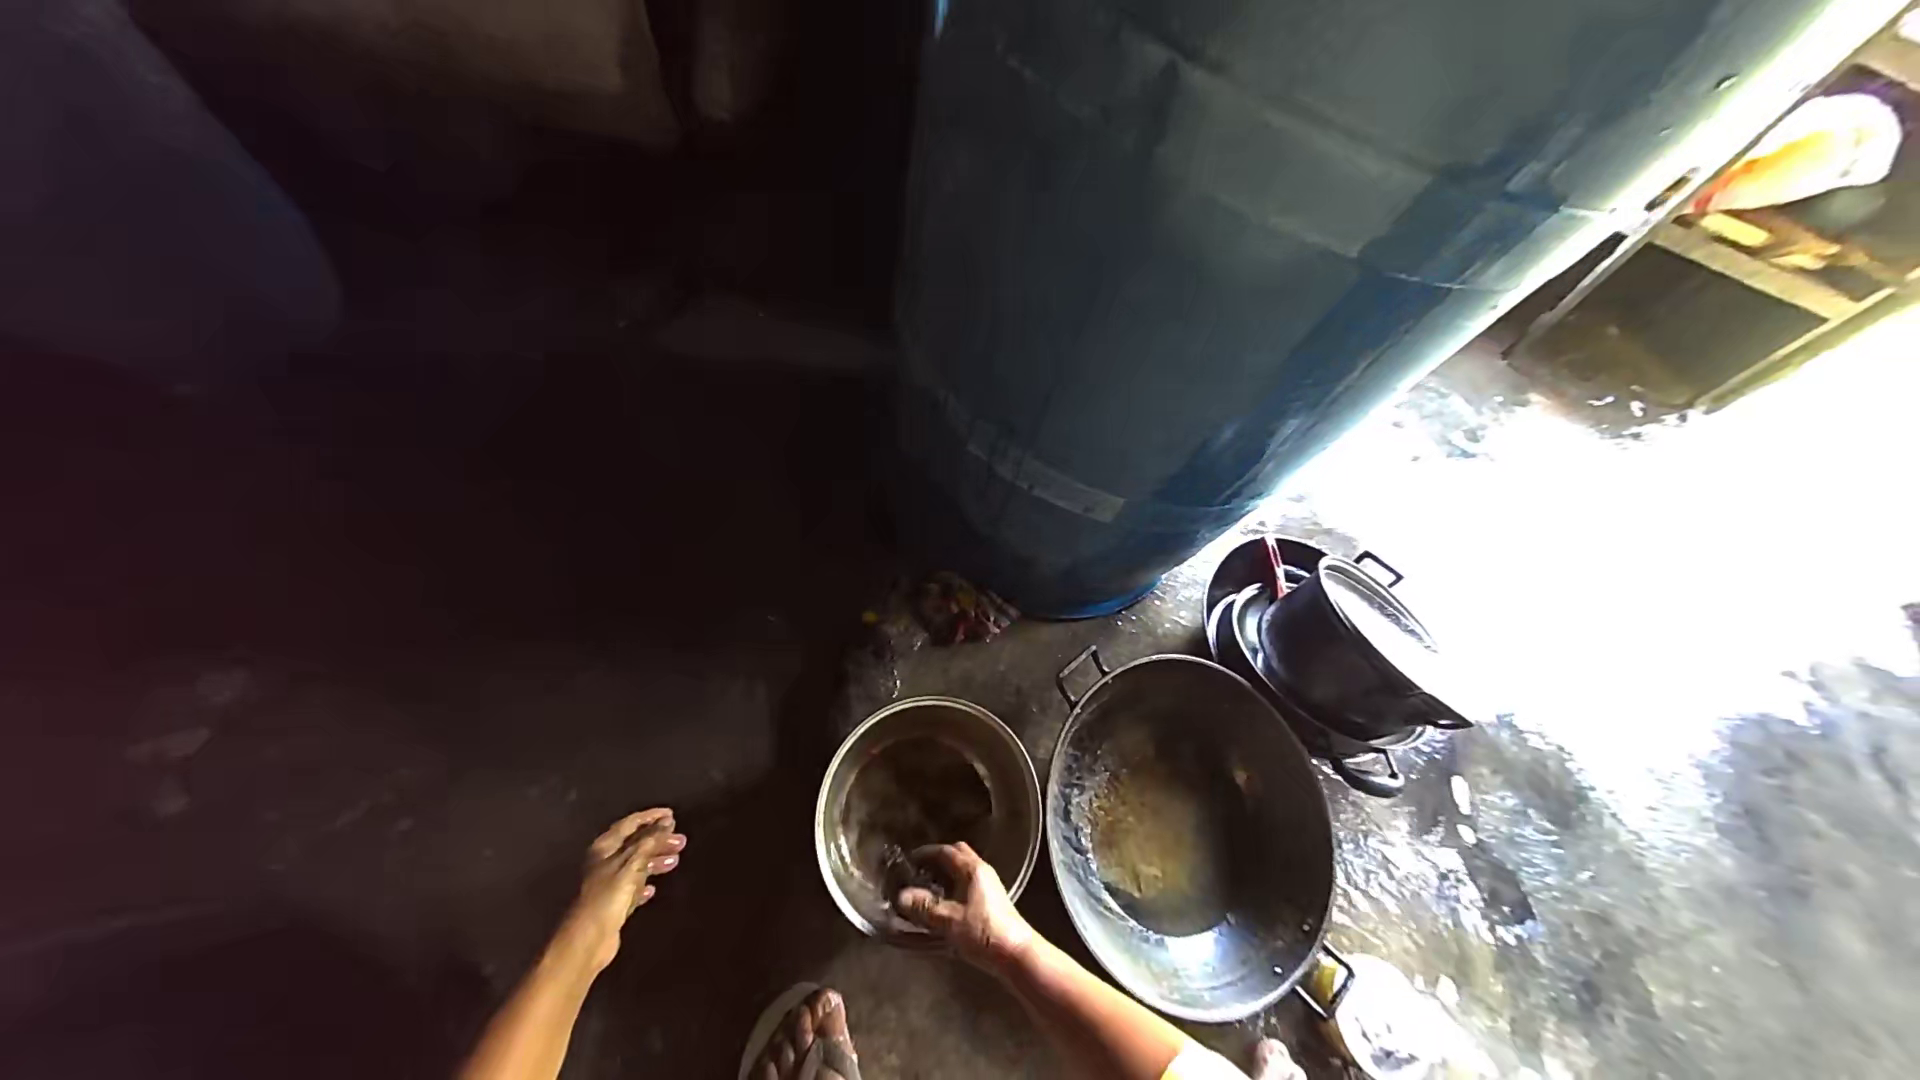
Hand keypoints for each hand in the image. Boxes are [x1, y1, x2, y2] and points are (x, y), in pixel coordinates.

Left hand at [561, 808, 685, 970]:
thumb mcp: (632, 863)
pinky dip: (645, 884)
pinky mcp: (613, 904)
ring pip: (637, 864)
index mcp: (604, 848)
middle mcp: (605, 862)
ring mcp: (608, 883)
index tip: (672, 814)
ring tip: (676, 860)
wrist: (588, 941)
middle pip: (635, 844)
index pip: (630, 823)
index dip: (651, 816)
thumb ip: (650, 841)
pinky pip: (633, 887)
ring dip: (656, 860)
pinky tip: (654, 888)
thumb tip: (668, 821)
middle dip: (658, 839)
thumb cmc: (608, 896)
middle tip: (681, 840)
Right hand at [894, 842, 1033, 972]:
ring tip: (927, 888)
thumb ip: (925, 908)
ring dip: (945, 875)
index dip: (926, 853)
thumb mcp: (950, 921)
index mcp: (972, 869)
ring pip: (963, 871)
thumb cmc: (983, 932)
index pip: (946, 851)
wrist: (1016, 954)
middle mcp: (982, 872)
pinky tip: (943, 905)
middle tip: (919, 871)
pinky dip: (953, 888)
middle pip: (957, 855)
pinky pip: (967, 885)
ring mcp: (989, 886)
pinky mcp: (991, 902)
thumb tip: (901, 897)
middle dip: (937, 860)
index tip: (910, 860)